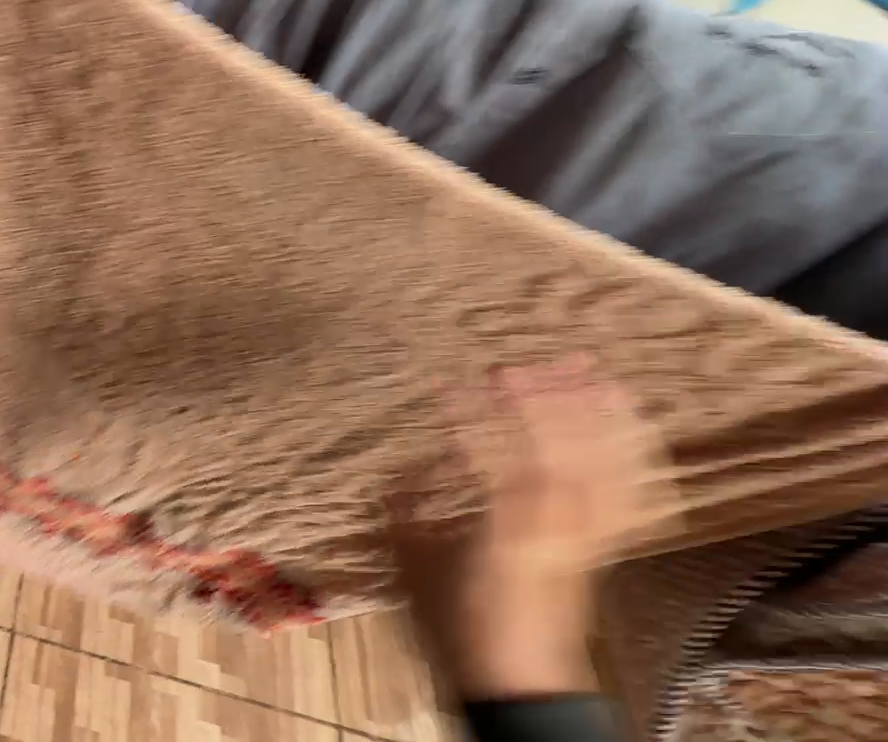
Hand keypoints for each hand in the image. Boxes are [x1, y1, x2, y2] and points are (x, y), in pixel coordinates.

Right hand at [392, 363, 671, 699]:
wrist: (518, 678)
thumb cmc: (453, 618)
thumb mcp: (410, 558)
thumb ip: (410, 502)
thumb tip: (416, 460)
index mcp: (504, 535)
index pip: (496, 462)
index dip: (474, 420)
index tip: (446, 387)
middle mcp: (556, 532)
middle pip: (565, 458)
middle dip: (543, 405)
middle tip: (512, 368)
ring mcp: (585, 538)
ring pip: (608, 471)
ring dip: (601, 420)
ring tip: (593, 375)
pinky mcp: (599, 545)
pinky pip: (632, 495)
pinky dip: (635, 457)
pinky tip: (631, 429)